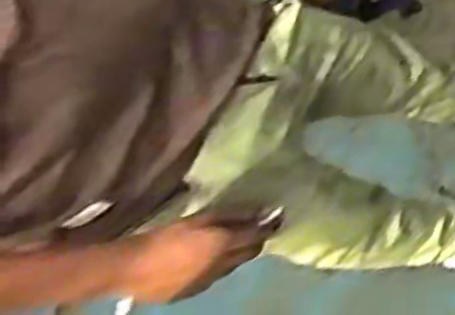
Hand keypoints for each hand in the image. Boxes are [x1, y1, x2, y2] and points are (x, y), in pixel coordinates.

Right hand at [119, 212, 277, 301]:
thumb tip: (259, 212)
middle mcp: (219, 265)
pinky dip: (215, 270)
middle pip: (251, 253)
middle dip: (257, 242)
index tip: (277, 216)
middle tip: (254, 232)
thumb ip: (234, 216)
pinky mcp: (184, 295)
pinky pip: (209, 281)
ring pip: (232, 268)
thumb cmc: (166, 236)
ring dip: (236, 257)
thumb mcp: (203, 218)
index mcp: (226, 244)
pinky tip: (207, 263)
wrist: (124, 267)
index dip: (271, 225)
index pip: (260, 235)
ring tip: (230, 247)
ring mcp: (202, 283)